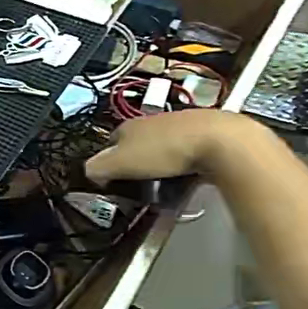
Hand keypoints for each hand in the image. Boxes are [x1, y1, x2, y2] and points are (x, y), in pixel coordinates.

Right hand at [84, 110, 265, 184]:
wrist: (219, 141)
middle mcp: (152, 122)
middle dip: (135, 164)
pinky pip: (184, 155)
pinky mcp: (201, 136)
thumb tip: (88, 171)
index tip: (109, 179)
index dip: (108, 161)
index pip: (110, 142)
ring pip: (160, 149)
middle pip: (136, 145)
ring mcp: (178, 127)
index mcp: (129, 125)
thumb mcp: (122, 162)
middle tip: (137, 186)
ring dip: (159, 166)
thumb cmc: (168, 149)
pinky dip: (181, 168)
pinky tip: (184, 180)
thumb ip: (99, 166)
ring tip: (161, 186)